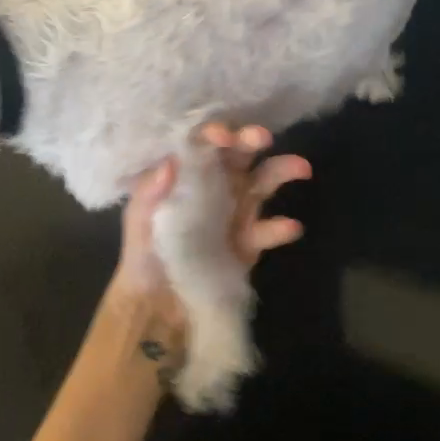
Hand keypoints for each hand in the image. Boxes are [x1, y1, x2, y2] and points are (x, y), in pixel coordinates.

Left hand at [109, 124, 311, 344]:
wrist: (157, 306)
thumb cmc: (143, 255)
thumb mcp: (138, 221)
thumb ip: (149, 193)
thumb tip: (170, 163)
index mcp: (186, 174)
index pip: (202, 143)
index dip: (213, 133)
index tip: (222, 136)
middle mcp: (215, 185)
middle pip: (237, 154)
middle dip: (250, 140)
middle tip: (263, 136)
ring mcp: (235, 212)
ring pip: (263, 182)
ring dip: (281, 170)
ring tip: (301, 167)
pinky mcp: (249, 242)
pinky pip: (268, 230)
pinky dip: (280, 227)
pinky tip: (291, 226)